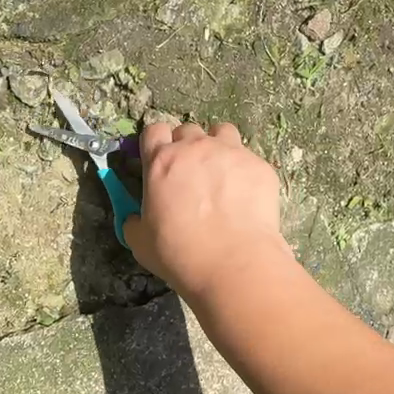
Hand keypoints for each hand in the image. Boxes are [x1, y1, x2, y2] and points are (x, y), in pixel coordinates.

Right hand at [122, 121, 290, 298]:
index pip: (153, 131)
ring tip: (218, 175)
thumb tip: (135, 219)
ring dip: (216, 147)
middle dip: (186, 147)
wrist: (231, 263)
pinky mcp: (258, 166)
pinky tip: (242, 197)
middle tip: (188, 175)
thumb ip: (134, 222)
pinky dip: (242, 171)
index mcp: (161, 162)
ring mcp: (230, 152)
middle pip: (187, 130)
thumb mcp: (140, 242)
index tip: (158, 161)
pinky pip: (247, 158)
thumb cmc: (178, 254)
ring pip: (221, 132)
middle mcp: (195, 148)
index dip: (155, 144)